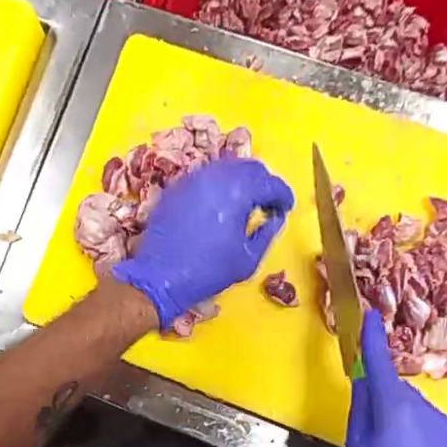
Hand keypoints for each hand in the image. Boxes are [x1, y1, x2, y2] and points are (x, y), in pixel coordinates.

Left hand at [112, 158, 293, 328]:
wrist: (159, 278)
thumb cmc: (207, 272)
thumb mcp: (247, 259)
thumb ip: (267, 233)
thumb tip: (275, 218)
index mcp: (238, 190)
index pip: (270, 182)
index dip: (283, 195)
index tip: (286, 208)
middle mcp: (215, 176)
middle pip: (249, 168)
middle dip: (263, 184)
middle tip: (267, 204)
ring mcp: (192, 179)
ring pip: (225, 169)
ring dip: (240, 183)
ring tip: (244, 206)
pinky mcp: (176, 189)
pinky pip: (204, 179)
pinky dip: (218, 188)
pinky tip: (219, 208)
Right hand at [345, 309, 446, 446]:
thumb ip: (360, 412)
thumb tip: (363, 382)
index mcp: (394, 408)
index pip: (380, 363)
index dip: (371, 339)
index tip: (370, 315)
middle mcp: (423, 408)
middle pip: (395, 391)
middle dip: (380, 402)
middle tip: (365, 435)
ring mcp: (444, 424)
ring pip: (411, 411)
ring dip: (397, 423)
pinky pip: (426, 427)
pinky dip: (413, 437)